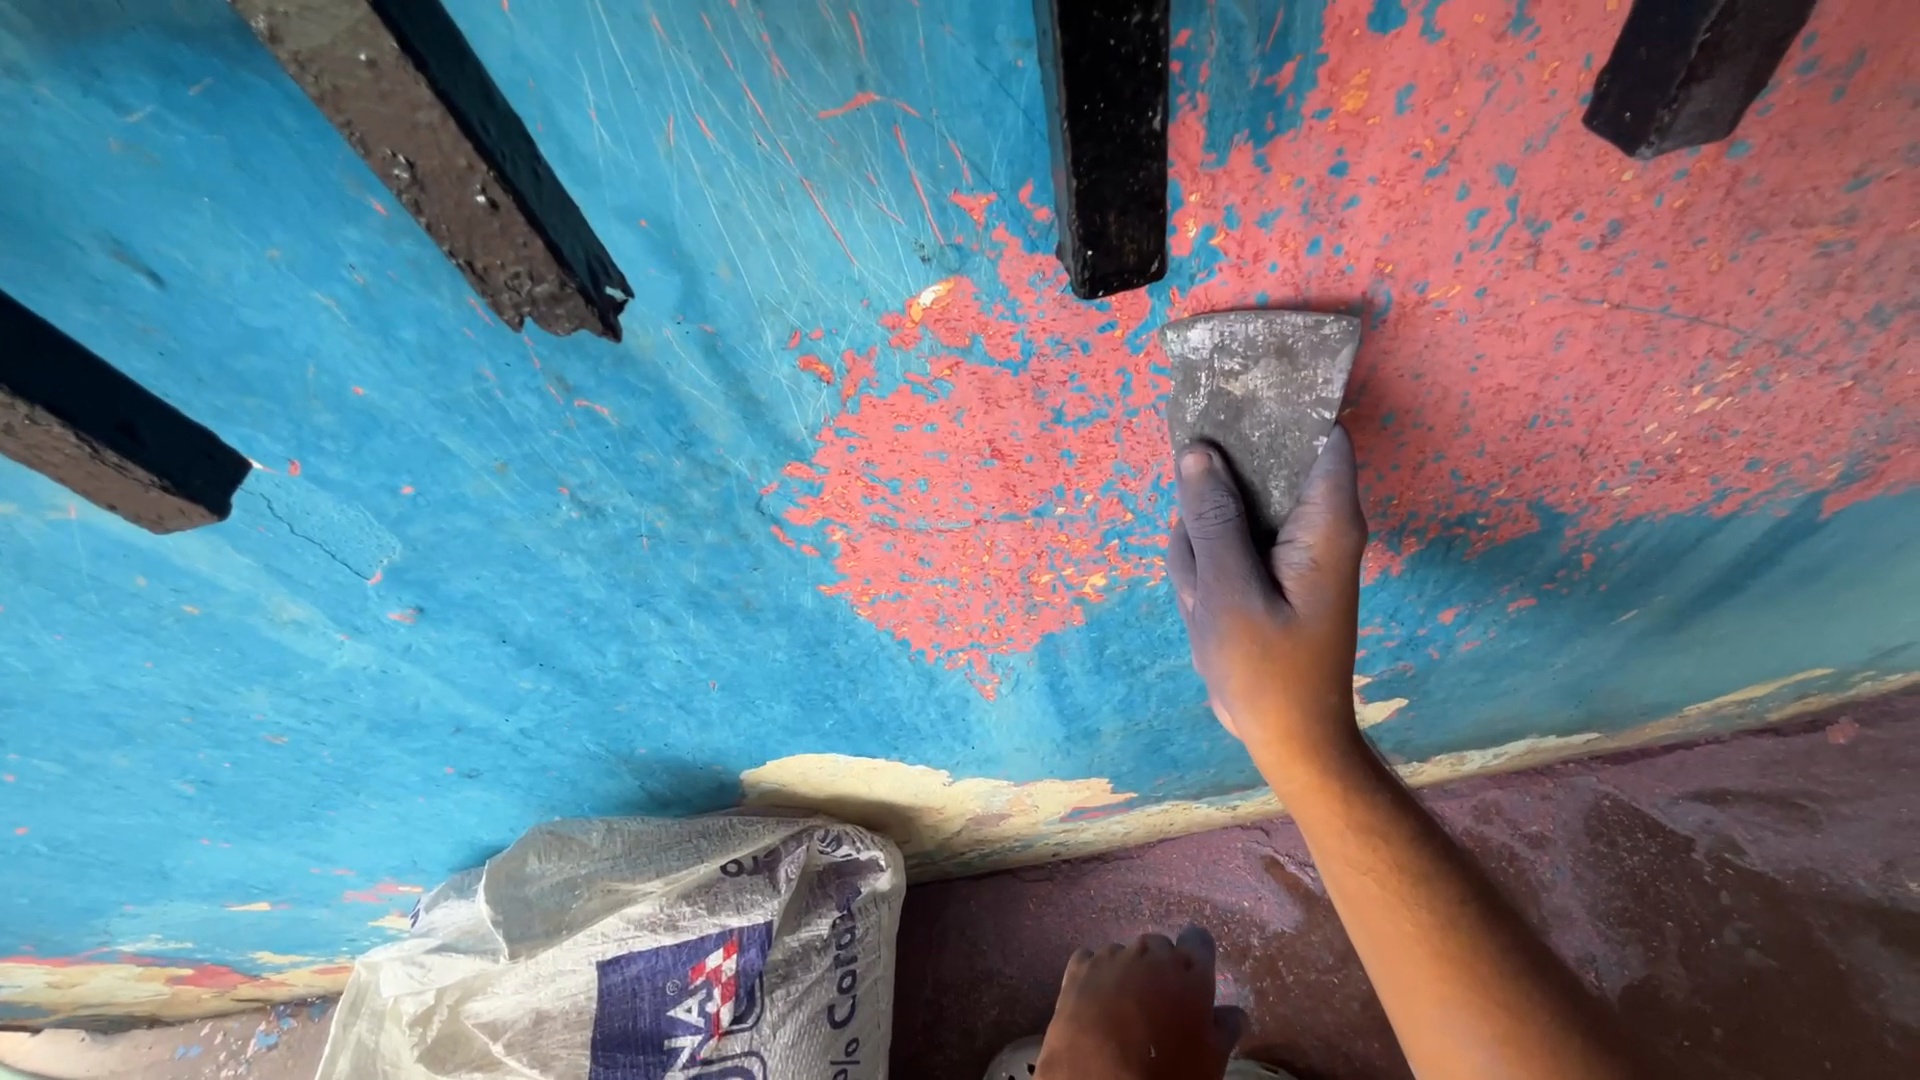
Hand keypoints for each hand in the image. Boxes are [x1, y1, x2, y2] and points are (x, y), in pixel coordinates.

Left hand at [1034, 927, 1243, 1079]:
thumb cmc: (1166, 1073)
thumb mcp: (1211, 1061)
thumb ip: (1224, 1029)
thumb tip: (1235, 1013)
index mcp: (1189, 969)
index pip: (1199, 939)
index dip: (1197, 955)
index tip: (1195, 976)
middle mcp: (1150, 952)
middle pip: (1160, 947)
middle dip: (1162, 968)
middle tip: (1161, 1003)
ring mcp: (1112, 955)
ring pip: (1126, 953)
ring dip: (1129, 972)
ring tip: (1125, 1008)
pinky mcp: (1079, 966)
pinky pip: (1092, 960)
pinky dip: (1096, 975)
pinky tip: (1096, 1002)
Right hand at [1168, 426, 1367, 763]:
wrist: (1287, 738)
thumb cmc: (1267, 669)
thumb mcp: (1229, 592)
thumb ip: (1213, 519)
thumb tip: (1196, 452)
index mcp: (1325, 521)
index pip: (1317, 434)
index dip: (1275, 411)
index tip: (1223, 405)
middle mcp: (1313, 525)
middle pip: (1256, 472)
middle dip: (1213, 507)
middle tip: (1204, 561)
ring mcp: (1286, 551)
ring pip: (1227, 514)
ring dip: (1202, 552)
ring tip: (1208, 603)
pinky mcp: (1265, 572)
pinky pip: (1223, 550)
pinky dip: (1205, 575)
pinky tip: (1207, 611)